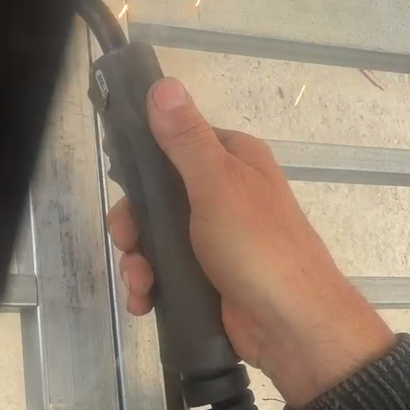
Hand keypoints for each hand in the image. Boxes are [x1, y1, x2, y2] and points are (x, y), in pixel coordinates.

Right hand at [109, 78, 393, 406]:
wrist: (289, 325)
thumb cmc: (257, 246)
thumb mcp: (217, 184)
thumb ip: (185, 139)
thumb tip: (163, 84)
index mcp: (232, 161)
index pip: (174, 145)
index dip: (142, 163)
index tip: (120, 182)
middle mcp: (222, 195)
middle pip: (155, 197)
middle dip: (134, 226)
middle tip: (129, 243)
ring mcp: (212, 239)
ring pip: (155, 239)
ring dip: (138, 262)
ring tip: (141, 284)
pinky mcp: (205, 276)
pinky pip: (164, 272)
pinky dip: (149, 286)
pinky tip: (145, 300)